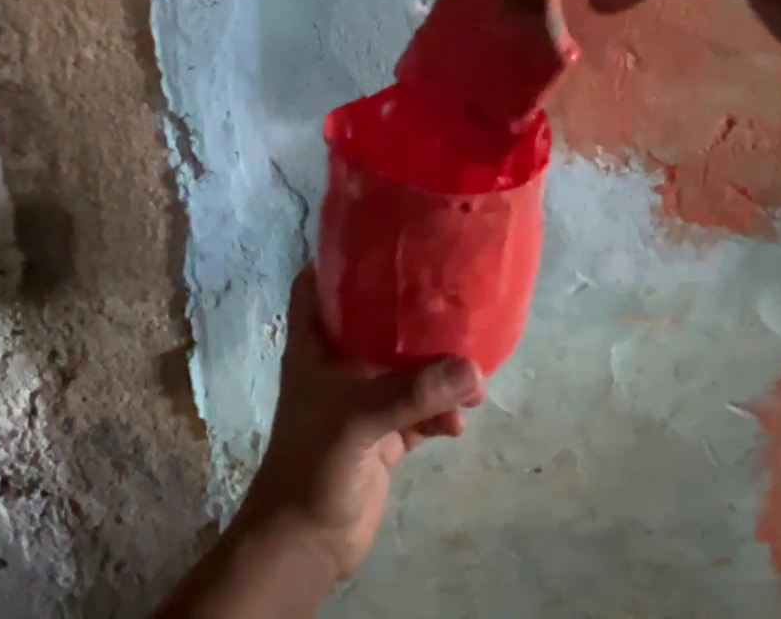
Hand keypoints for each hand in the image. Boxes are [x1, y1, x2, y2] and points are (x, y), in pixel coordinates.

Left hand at [234, 268, 486, 583]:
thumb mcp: (360, 418)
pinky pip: (422, 408)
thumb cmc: (315, 462)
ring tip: (473, 381)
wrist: (307, 540)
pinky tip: (458, 425)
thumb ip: (414, 391)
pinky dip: (441, 412)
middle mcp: (339, 361)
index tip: (387, 240)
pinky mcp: (385, 431)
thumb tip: (473, 369)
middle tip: (457, 305)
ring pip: (406, 365)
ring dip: (439, 371)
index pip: (319, 282)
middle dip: (415, 316)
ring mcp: (364, 396)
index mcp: (317, 342)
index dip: (344, 258)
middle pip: (376, 319)